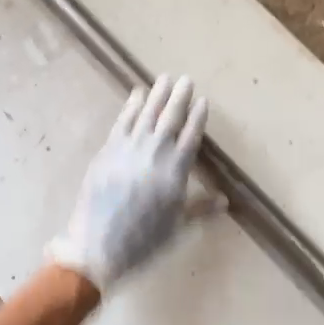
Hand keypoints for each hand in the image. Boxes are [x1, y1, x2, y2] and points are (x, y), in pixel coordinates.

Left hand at [47, 75, 209, 289]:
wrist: (98, 246)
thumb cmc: (143, 242)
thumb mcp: (177, 227)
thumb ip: (200, 209)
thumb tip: (225, 201)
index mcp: (176, 171)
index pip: (191, 136)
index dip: (197, 117)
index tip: (203, 100)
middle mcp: (154, 153)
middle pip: (170, 119)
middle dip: (179, 98)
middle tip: (186, 79)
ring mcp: (128, 150)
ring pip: (146, 115)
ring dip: (156, 95)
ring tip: (164, 78)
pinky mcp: (106, 152)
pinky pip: (121, 123)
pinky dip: (130, 107)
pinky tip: (136, 95)